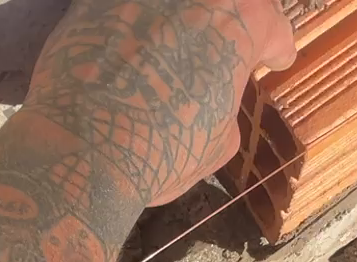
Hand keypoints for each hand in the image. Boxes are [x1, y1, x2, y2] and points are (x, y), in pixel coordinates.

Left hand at [25, 0, 295, 204]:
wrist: (82, 149)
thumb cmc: (160, 151)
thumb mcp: (217, 145)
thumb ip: (227, 104)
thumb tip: (217, 98)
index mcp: (239, 20)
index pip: (272, 26)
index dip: (274, 50)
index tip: (273, 60)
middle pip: (222, 4)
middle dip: (225, 28)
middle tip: (220, 56)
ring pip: (172, 8)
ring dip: (177, 27)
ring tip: (169, 60)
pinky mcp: (94, 0)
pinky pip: (128, 12)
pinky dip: (133, 31)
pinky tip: (126, 61)